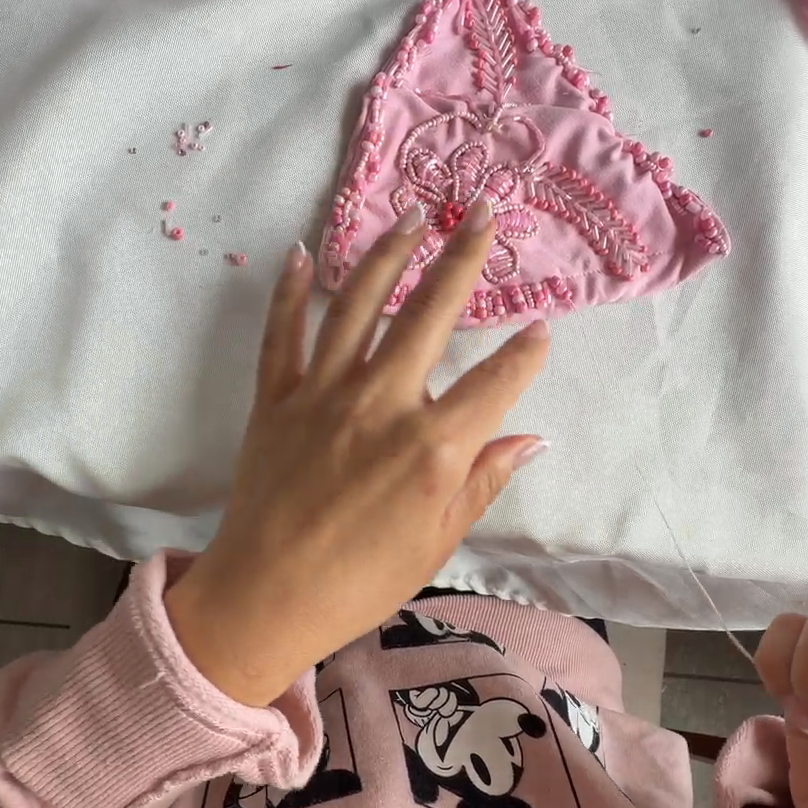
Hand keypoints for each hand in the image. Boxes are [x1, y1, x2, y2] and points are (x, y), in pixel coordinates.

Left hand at [165, 200, 550, 705]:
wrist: (265, 597)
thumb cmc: (360, 583)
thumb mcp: (437, 542)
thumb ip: (484, 482)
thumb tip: (533, 438)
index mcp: (432, 448)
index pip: (496, 381)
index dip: (526, 352)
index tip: (542, 327)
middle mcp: (382, 404)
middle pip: (430, 314)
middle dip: (463, 257)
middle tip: (483, 211)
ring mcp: (322, 394)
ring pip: (359, 305)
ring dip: (387, 253)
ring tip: (411, 214)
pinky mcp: (275, 399)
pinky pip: (283, 333)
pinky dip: (290, 291)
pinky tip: (302, 252)